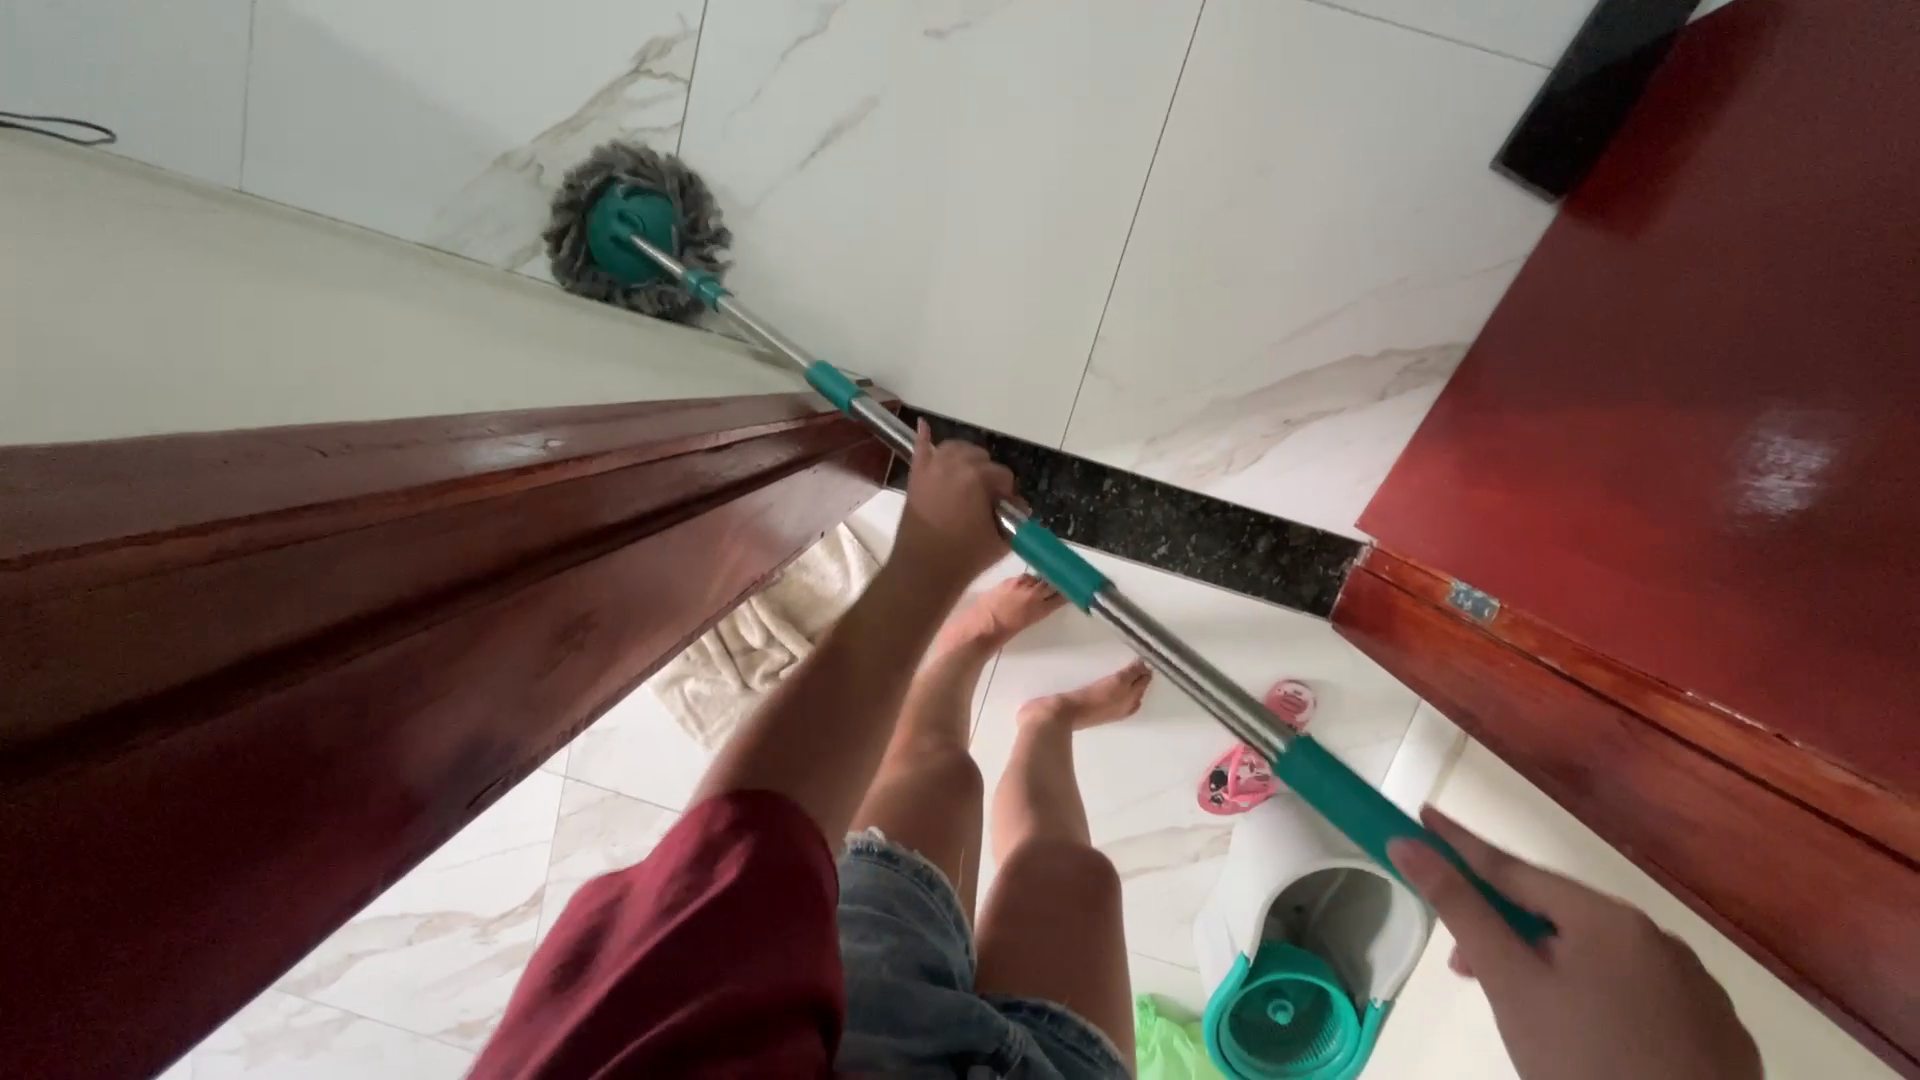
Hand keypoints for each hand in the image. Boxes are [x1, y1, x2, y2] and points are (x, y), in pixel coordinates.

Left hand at [893, 420, 1014, 590]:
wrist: (923, 570)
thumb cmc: (966, 557)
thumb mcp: (1002, 539)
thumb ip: (1016, 516)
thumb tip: (1017, 505)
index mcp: (979, 477)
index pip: (1004, 476)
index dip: (1006, 494)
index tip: (1002, 512)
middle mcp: (955, 464)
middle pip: (981, 459)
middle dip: (987, 477)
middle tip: (984, 503)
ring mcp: (932, 468)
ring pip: (956, 449)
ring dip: (966, 460)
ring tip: (968, 481)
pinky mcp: (916, 477)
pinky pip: (921, 449)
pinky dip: (924, 437)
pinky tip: (924, 426)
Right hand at [1388, 807, 1760, 1079]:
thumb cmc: (1582, 1063)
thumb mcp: (1509, 982)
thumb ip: (1459, 907)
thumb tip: (1406, 844)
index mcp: (1609, 919)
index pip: (1513, 869)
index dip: (1461, 844)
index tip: (1424, 814)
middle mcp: (1660, 939)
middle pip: (1557, 914)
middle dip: (1503, 929)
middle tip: (1465, 966)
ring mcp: (1698, 989)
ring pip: (1597, 954)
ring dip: (1546, 964)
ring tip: (1520, 1008)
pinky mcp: (1718, 1035)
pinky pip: (1636, 990)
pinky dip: (1595, 994)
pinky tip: (1582, 1033)